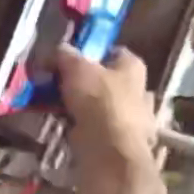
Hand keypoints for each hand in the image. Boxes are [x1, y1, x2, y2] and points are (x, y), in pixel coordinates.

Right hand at [57, 47, 156, 174]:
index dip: (90, 53)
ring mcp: (132, 113)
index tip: (68, 60)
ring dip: (80, 102)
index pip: (113, 52)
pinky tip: (64, 122)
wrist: (107, 144)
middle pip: (106, 78)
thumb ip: (65, 56)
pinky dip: (81, 121)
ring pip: (101, 102)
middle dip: (83, 81)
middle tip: (57, 83)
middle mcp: (138, 87)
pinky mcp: (120, 135)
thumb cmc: (98, 99)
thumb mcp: (75, 68)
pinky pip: (96, 122)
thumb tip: (57, 49)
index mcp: (133, 66)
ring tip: (55, 104)